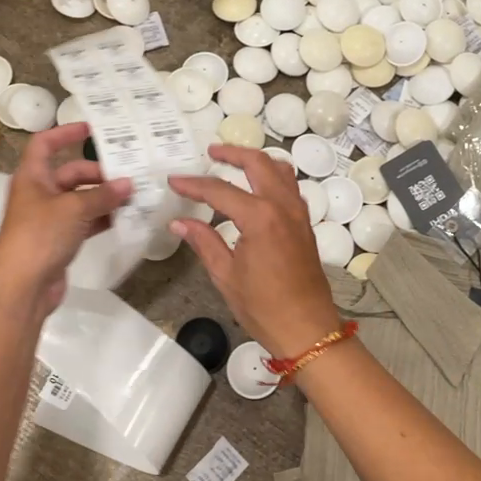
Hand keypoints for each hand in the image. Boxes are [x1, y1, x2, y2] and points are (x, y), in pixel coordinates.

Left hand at [0, 124, 131, 318]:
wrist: (22, 288)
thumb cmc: (40, 237)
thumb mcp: (74, 209)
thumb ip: (103, 195)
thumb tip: (128, 183)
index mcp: (32, 177)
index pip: (45, 144)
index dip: (65, 132)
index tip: (92, 129)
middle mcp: (39, 194)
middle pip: (71, 173)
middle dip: (99, 173)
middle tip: (130, 174)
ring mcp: (49, 218)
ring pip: (81, 198)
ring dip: (105, 196)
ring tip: (135, 195)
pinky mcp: (59, 239)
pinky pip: (85, 220)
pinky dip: (103, 217)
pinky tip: (126, 218)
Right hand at [169, 145, 341, 356]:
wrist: (307, 328)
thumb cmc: (263, 306)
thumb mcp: (226, 275)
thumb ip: (204, 242)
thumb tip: (179, 223)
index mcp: (260, 217)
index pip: (220, 190)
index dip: (194, 185)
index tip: (174, 181)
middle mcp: (282, 206)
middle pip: (257, 163)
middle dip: (233, 153)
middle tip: (210, 152)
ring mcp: (298, 213)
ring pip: (280, 170)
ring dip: (257, 160)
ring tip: (235, 162)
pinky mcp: (305, 223)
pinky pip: (290, 187)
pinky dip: (273, 177)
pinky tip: (258, 187)